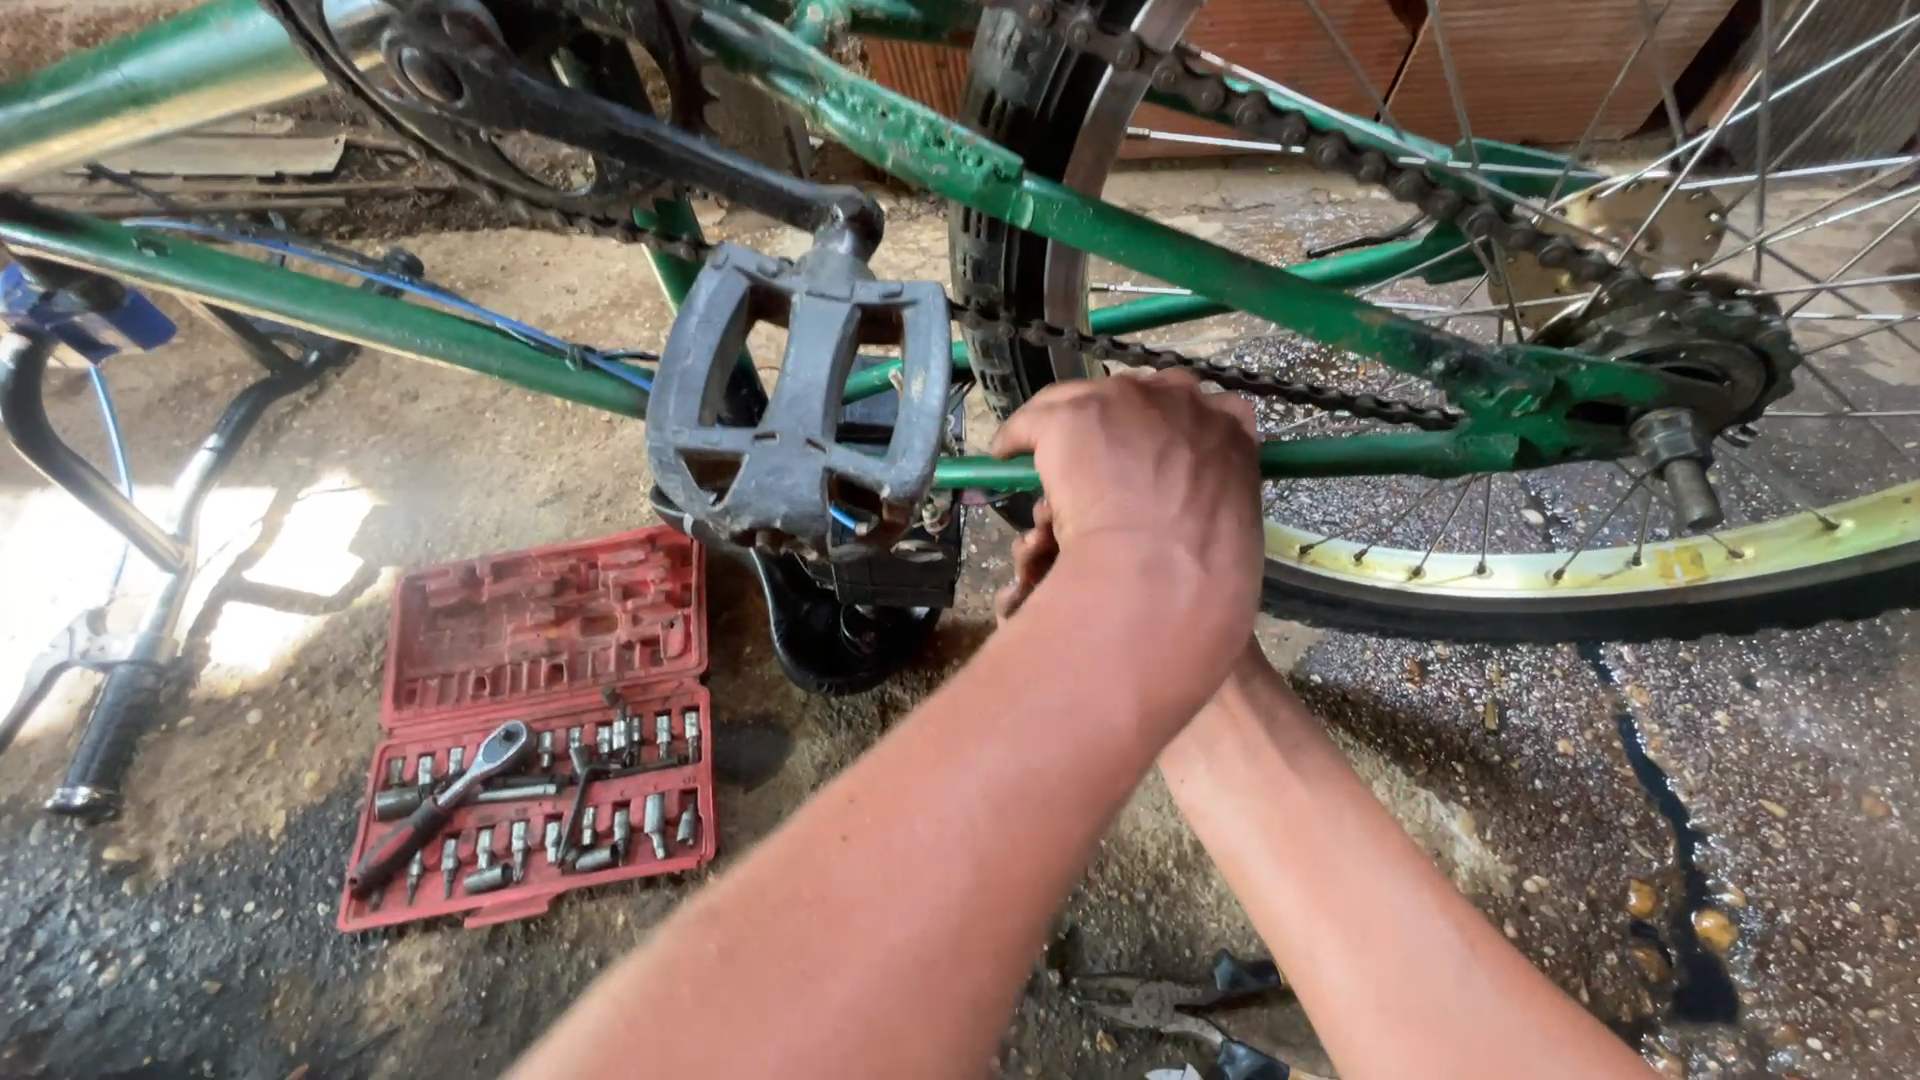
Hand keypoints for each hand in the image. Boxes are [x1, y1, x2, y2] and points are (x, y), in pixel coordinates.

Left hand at [989, 369, 1264, 641]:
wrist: (1164, 567)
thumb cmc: (1205, 565)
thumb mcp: (1236, 523)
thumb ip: (1220, 495)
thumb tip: (1197, 504)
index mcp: (1229, 425)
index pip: (1192, 404)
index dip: (1160, 425)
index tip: (1143, 446)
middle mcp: (1178, 397)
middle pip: (1134, 393)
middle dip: (1113, 418)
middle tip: (1093, 452)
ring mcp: (1123, 401)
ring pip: (1081, 399)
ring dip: (1065, 424)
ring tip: (1044, 451)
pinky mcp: (1073, 416)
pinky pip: (1032, 420)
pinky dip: (1015, 437)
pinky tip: (1003, 454)